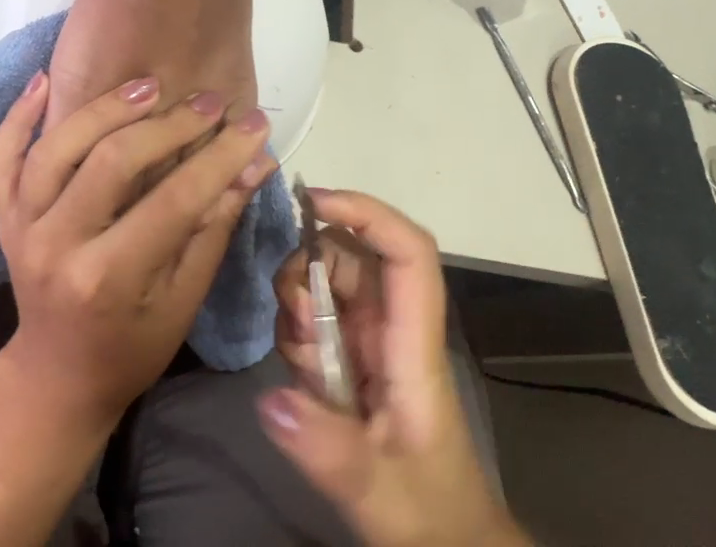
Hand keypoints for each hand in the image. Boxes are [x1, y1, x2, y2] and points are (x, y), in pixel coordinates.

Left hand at [0, 72, 275, 422]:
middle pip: (111, 162)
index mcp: (109, 278)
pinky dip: (17, 115)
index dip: (220, 157)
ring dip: (102, 110)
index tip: (253, 125)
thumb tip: (253, 164)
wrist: (57, 374)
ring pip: (57, 148)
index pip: (173, 201)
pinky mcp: (3, 215)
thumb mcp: (183, 301)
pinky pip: (2, 156)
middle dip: (168, 126)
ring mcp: (21, 226)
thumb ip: (213, 229)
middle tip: (208, 102)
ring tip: (147, 88)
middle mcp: (56, 244)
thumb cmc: (132, 347)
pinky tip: (44, 79)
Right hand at [263, 189, 529, 546]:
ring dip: (298, 307)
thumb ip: (328, 449)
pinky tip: (300, 381)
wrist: (445, 545)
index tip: (311, 203)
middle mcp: (392, 331)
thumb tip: (270, 401)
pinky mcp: (351, 363)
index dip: (367, 214)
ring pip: (328, 285)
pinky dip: (294, 335)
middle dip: (310, 268)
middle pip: (352, 259)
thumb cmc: (430, 516)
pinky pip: (314, 322)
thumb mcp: (378, 493)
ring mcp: (370, 345)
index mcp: (413, 347)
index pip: (408, 255)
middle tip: (291, 319)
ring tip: (299, 363)